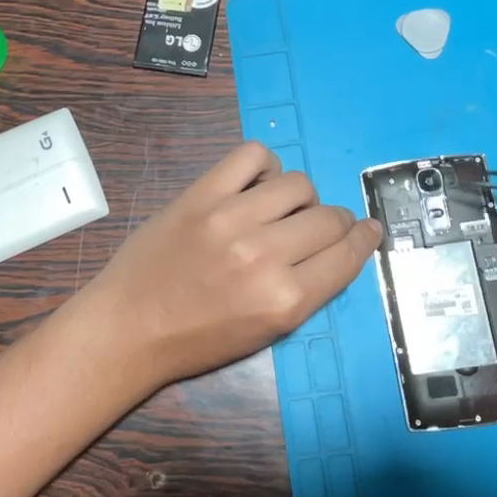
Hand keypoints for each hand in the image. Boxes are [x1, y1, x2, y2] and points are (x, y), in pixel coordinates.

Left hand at [77, 141, 382, 387]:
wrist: (129, 327)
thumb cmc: (198, 341)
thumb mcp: (267, 331)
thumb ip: (307, 290)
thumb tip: (339, 247)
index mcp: (287, 300)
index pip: (347, 255)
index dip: (363, 239)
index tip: (367, 230)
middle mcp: (266, 256)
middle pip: (330, 218)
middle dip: (334, 223)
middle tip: (316, 229)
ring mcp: (232, 219)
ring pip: (298, 184)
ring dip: (300, 198)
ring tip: (279, 210)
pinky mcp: (202, 194)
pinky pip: (252, 156)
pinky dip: (264, 166)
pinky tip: (255, 185)